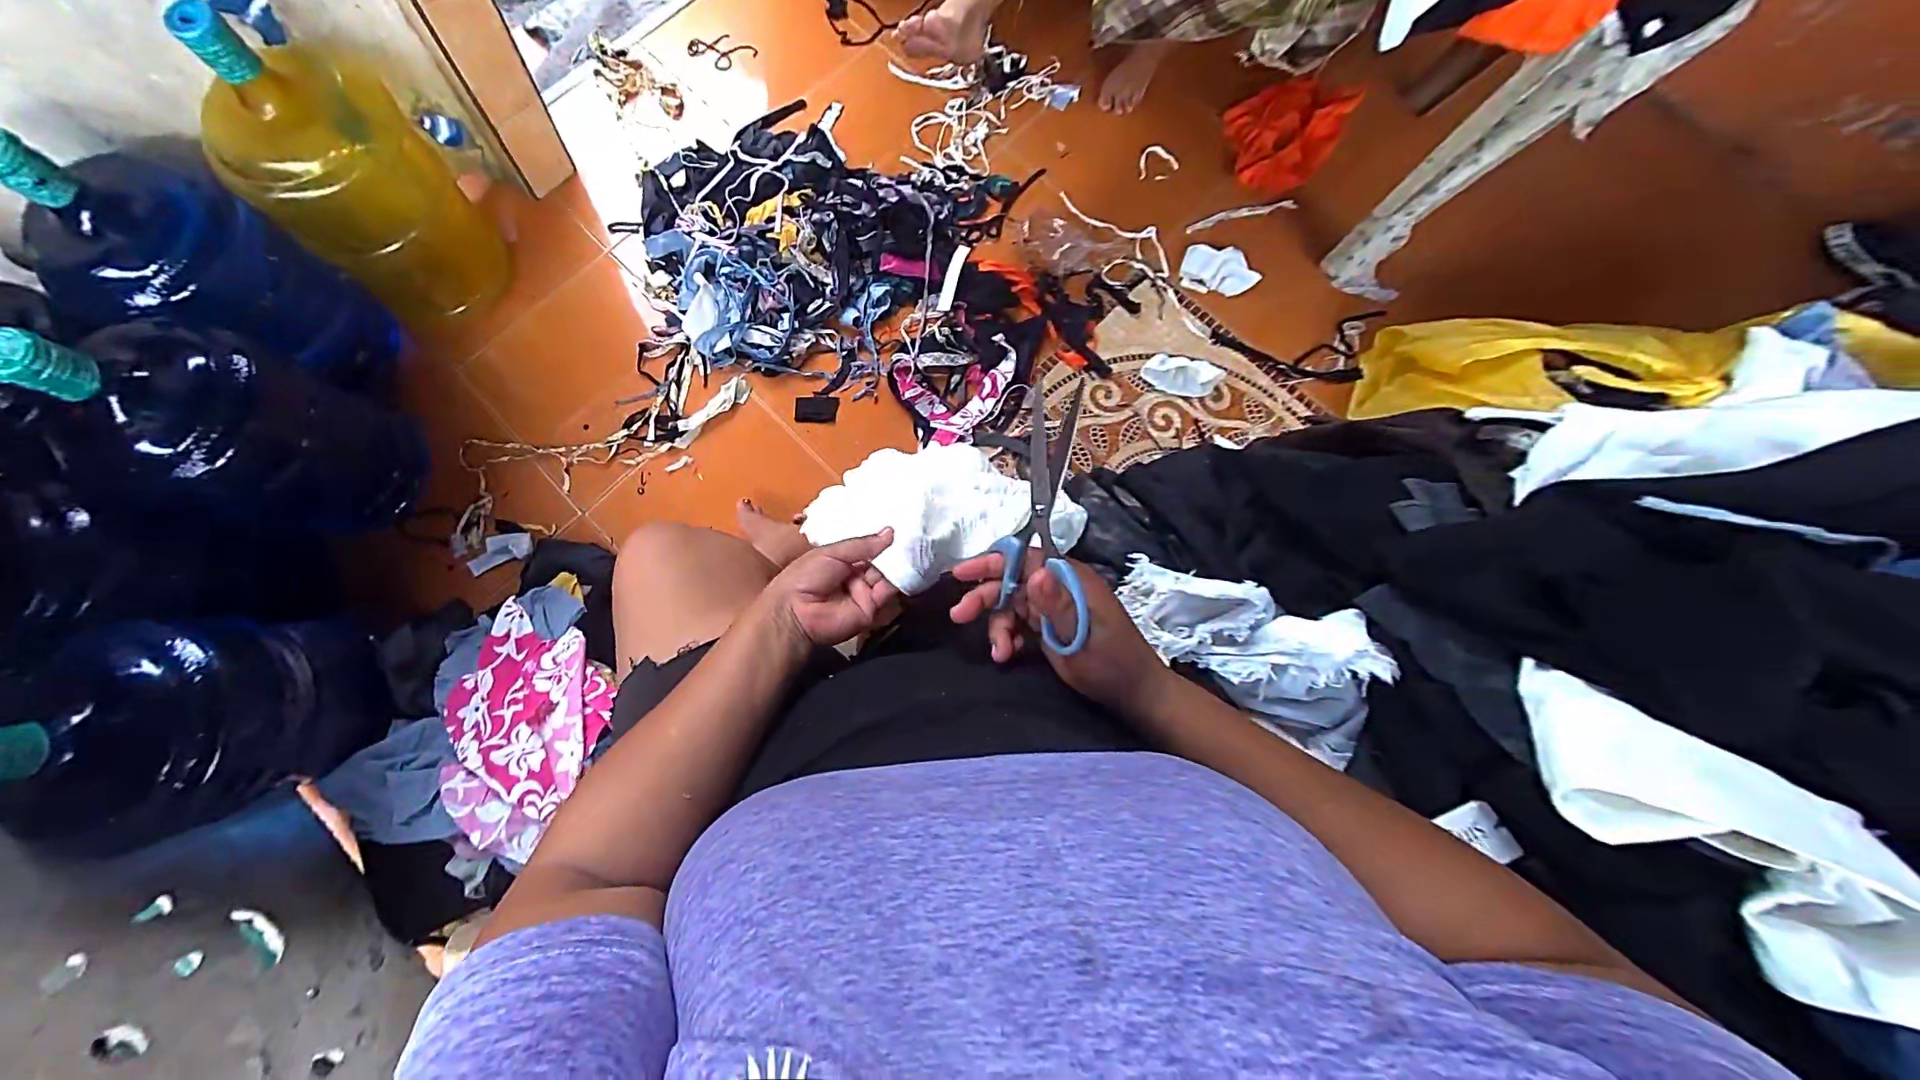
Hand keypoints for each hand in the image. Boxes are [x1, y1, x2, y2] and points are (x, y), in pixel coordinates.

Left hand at [756, 529, 902, 651]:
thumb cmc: (805, 577)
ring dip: (899, 563)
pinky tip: (908, 565)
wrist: (794, 613)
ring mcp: (866, 591)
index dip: (883, 538)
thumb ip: (862, 544)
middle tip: (913, 534)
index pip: (869, 547)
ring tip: (914, 546)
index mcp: (845, 560)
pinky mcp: (873, 607)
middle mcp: (857, 575)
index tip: (903, 524)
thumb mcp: (832, 553)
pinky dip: (899, 580)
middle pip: (882, 561)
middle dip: (895, 550)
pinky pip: (889, 592)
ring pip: (889, 575)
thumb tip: (891, 531)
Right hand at [948, 549, 1171, 710]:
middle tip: (959, 615)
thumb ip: (1057, 606)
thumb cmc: (1113, 664)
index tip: (962, 574)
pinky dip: (1008, 637)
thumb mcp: (1082, 637)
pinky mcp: (1051, 626)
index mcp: (1070, 579)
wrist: (1135, 694)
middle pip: (1011, 580)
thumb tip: (1035, 572)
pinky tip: (1006, 654)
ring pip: (1010, 604)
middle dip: (984, 597)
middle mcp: (1059, 587)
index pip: (1024, 558)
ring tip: (999, 652)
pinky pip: (1018, 623)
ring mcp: (1054, 607)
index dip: (992, 562)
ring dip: (997, 625)